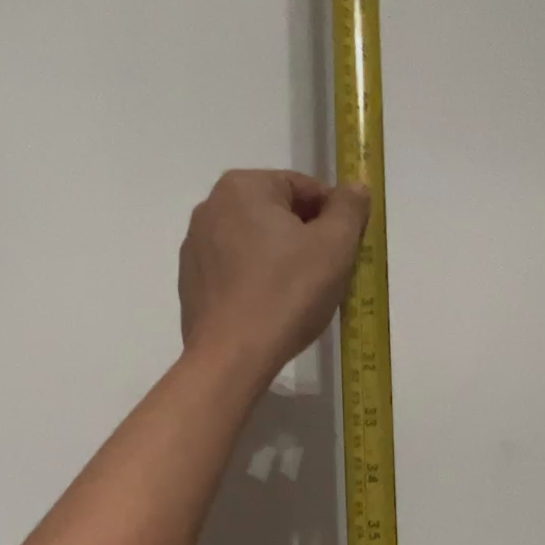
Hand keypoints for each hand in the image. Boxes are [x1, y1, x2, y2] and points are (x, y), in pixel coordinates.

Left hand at [178, 169, 371, 376]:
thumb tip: (354, 189)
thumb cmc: (287, 293)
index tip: (346, 248)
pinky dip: (256, 282)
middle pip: (276, 215)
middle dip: (306, 239)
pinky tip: (271, 310)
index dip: (334, 216)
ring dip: (282, 261)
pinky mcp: (190, 284)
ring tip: (300, 296)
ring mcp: (194, 249)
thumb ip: (349, 209)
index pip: (304, 188)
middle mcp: (209, 209)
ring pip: (254, 244)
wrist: (231, 358)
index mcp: (241, 187)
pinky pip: (234, 272)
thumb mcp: (335, 245)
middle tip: (328, 274)